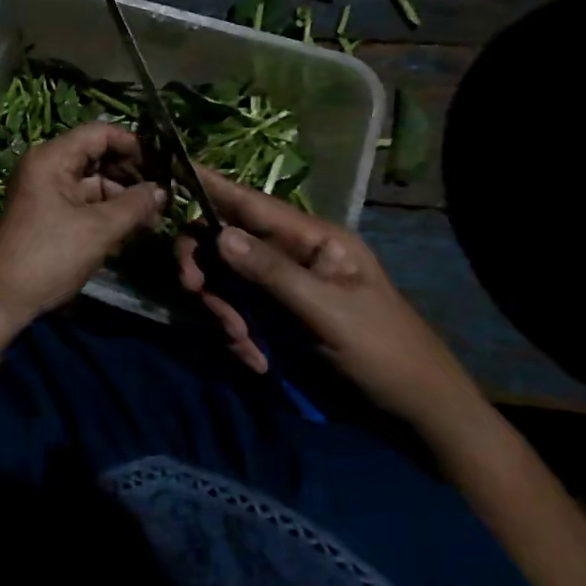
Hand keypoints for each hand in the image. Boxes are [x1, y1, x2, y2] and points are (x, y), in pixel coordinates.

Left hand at [0, 123, 166, 327]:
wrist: (2, 295)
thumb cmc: (49, 256)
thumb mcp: (98, 230)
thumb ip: (134, 206)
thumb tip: (162, 191)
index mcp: (51, 158)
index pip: (99, 133)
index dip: (134, 144)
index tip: (165, 163)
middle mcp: (47, 166)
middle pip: (97, 156)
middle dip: (132, 174)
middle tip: (166, 194)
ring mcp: (46, 190)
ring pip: (94, 181)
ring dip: (123, 196)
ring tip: (156, 216)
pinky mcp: (49, 212)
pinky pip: (84, 201)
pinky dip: (108, 211)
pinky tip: (136, 227)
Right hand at [176, 170, 480, 427]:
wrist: (415, 418)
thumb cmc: (386, 355)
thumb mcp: (329, 313)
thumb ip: (271, 273)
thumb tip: (218, 234)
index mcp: (312, 239)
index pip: (250, 203)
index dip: (209, 184)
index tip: (171, 166)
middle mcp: (288, 254)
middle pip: (222, 241)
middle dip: (205, 269)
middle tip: (193, 291)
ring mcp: (277, 285)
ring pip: (221, 279)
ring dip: (221, 310)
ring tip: (243, 344)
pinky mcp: (270, 316)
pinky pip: (231, 311)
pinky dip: (234, 334)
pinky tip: (255, 358)